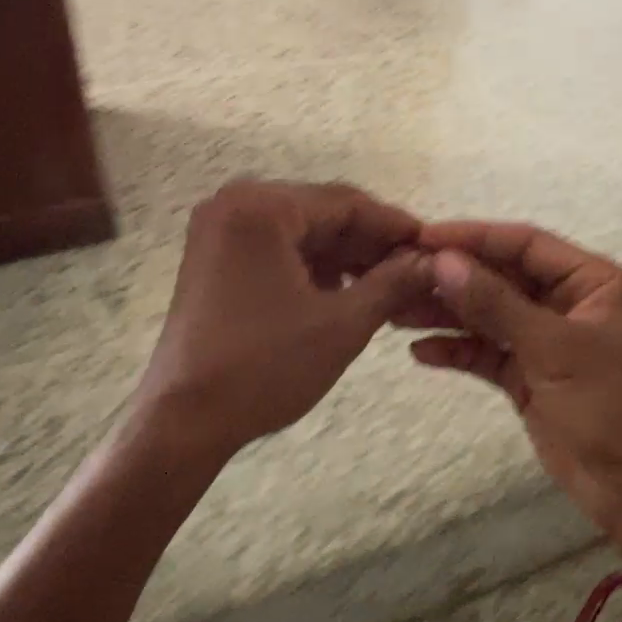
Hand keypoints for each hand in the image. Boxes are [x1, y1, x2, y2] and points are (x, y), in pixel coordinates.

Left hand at [135, 181, 434, 462]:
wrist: (185, 418)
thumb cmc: (265, 366)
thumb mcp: (342, 324)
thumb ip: (393, 283)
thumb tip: (435, 263)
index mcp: (261, 206)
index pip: (346, 203)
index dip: (396, 227)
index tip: (436, 248)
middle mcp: (233, 204)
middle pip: (321, 214)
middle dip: (370, 245)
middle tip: (418, 273)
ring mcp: (217, 232)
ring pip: (299, 234)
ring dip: (344, 258)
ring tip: (389, 289)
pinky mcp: (212, 261)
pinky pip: (275, 251)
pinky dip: (311, 269)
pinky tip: (344, 294)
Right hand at [410, 222, 621, 572]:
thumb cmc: (617, 406)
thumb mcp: (556, 348)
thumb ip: (497, 304)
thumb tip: (442, 261)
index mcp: (593, 283)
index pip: (525, 245)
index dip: (473, 238)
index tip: (420, 236)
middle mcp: (569, 306)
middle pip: (502, 280)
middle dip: (452, 278)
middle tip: (398, 275)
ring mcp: (548, 346)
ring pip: (489, 319)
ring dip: (447, 314)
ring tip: (395, 312)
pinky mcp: (531, 382)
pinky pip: (488, 357)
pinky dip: (458, 353)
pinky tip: (421, 352)